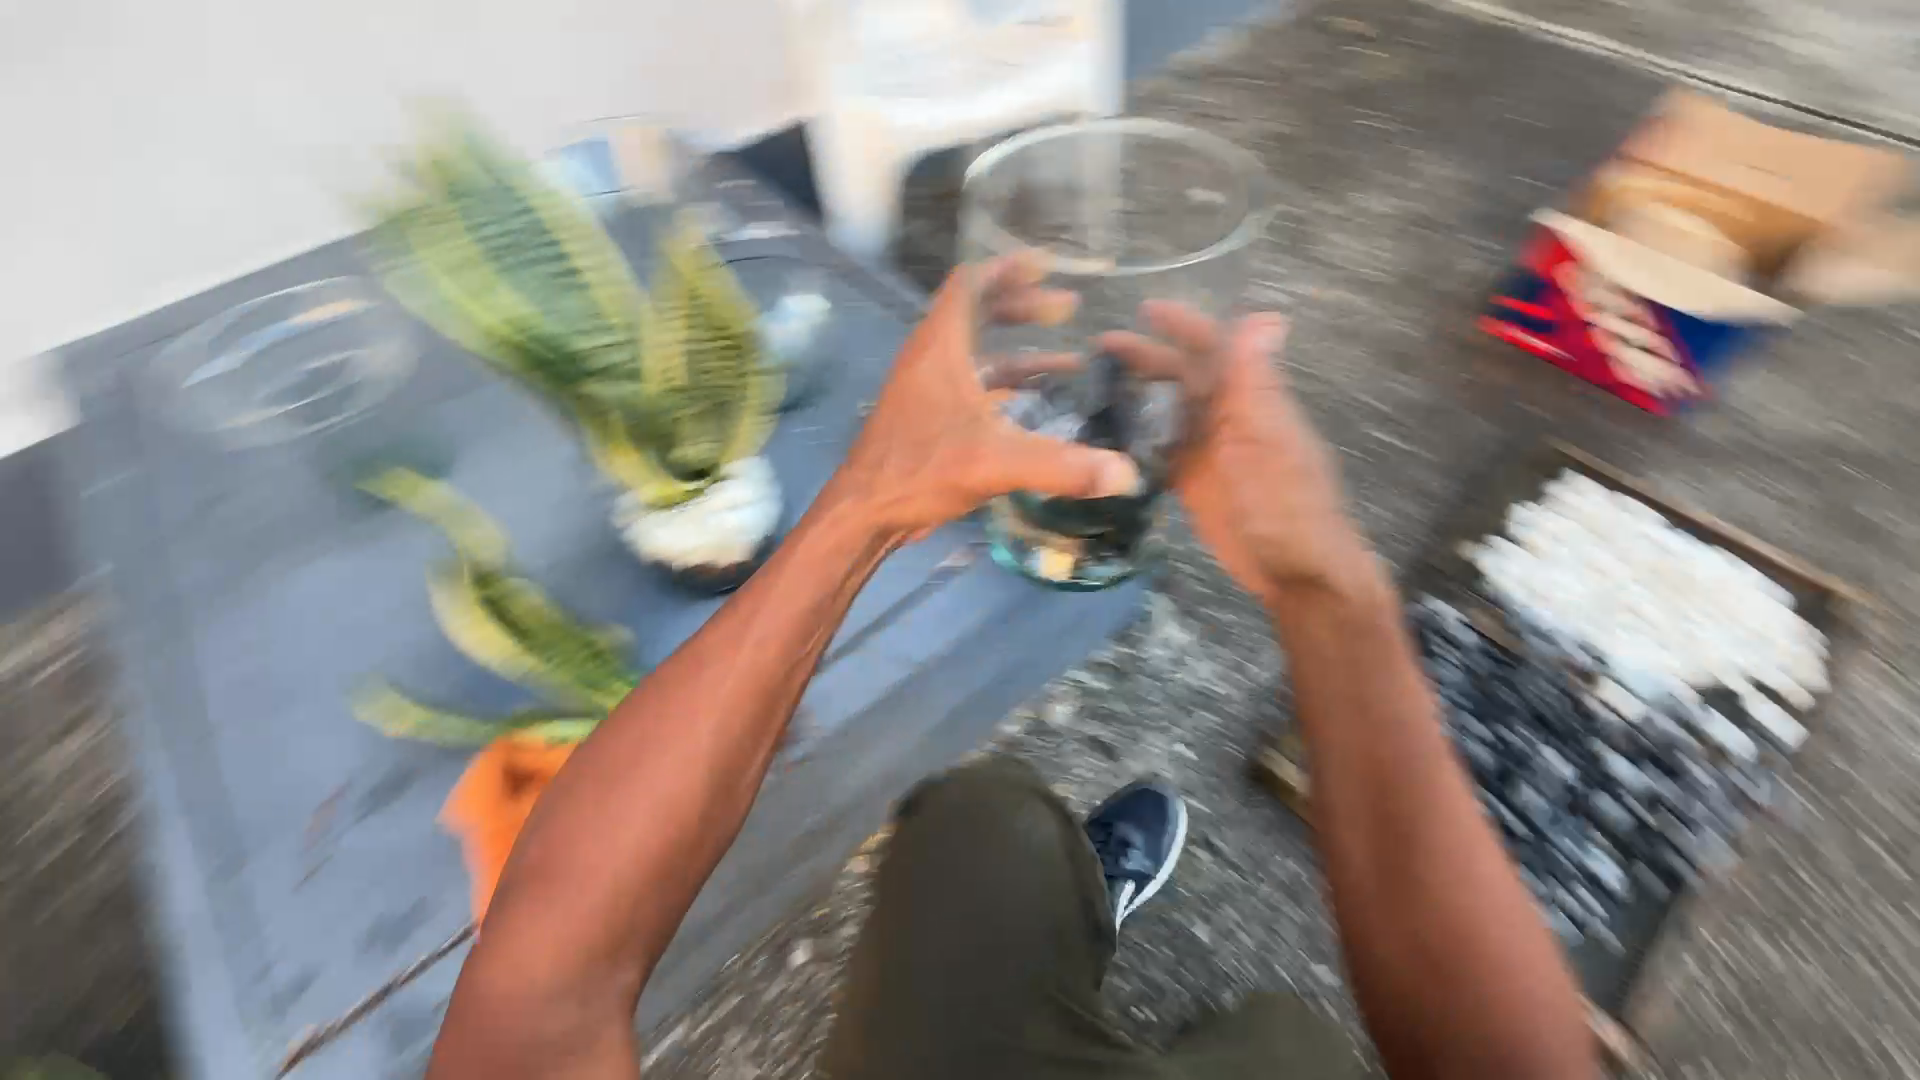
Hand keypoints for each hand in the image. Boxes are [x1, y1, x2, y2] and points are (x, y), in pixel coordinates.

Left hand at [835, 258, 1139, 537]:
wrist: (866, 511)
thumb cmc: (920, 469)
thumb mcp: (993, 462)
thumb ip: (1061, 466)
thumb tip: (1125, 474)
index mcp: (941, 346)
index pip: (971, 283)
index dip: (1008, 268)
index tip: (1048, 266)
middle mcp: (933, 359)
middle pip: (978, 313)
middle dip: (1023, 308)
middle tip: (1069, 310)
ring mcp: (930, 390)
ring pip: (979, 355)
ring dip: (1021, 352)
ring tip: (1071, 360)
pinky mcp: (932, 420)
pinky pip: (976, 389)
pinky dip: (1008, 389)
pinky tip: (1040, 406)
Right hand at [1098, 303, 1376, 608]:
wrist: (1295, 571)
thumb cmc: (1286, 505)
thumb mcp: (1269, 441)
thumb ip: (1257, 384)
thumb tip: (1265, 316)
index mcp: (1250, 399)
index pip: (1215, 349)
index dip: (1183, 326)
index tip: (1145, 309)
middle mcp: (1226, 417)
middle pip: (1182, 376)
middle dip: (1145, 358)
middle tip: (1098, 348)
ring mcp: (1207, 450)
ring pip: (1166, 411)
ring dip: (1134, 396)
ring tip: (1089, 387)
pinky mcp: (1191, 482)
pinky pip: (1158, 452)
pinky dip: (1135, 442)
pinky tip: (1103, 436)